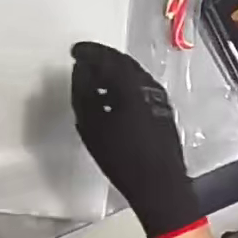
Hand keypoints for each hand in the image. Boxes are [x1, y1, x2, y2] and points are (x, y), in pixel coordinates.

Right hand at [70, 42, 202, 237]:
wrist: (160, 186)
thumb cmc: (122, 158)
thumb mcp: (93, 127)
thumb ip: (84, 95)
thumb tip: (81, 72)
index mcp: (132, 85)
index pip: (108, 58)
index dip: (89, 52)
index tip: (74, 52)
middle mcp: (149, 86)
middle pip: (123, 65)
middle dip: (102, 61)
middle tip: (83, 63)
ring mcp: (159, 99)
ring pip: (133, 78)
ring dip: (112, 76)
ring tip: (93, 84)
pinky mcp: (163, 112)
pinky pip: (139, 91)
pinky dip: (122, 89)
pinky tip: (111, 102)